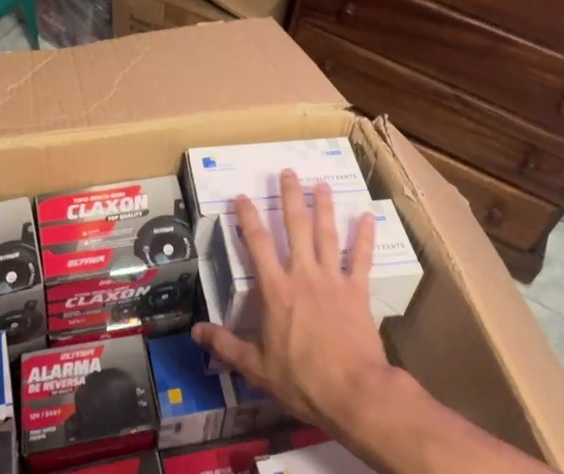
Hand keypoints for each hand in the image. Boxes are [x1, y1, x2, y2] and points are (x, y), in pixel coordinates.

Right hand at [192, 170, 399, 431]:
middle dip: (291, 197)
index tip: (241, 196)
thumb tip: (196, 331)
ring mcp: (333, 280)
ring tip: (321, 184)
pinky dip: (364, 237)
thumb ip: (226, 345)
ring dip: (324, 207)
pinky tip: (367, 217)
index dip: (248, 218)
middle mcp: (303, 275)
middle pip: (296, 227)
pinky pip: (362, 258)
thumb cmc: (302, 379)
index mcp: (276, 290)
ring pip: (327, 235)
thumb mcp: (257, 367)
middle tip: (288, 172)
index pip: (257, 245)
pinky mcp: (358, 292)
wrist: (353, 391)